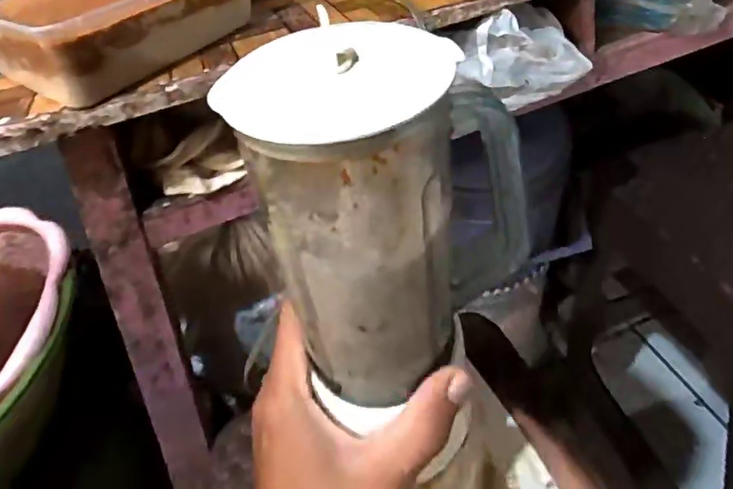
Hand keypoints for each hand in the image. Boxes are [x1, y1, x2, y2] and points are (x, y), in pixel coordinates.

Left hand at [253, 301, 471, 488]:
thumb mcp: (384, 472)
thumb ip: (422, 424)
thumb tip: (461, 375)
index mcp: (283, 389)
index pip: (291, 313)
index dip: (318, 284)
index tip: (354, 264)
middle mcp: (271, 394)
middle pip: (300, 333)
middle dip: (337, 312)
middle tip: (379, 293)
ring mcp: (275, 416)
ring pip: (302, 360)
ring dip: (335, 343)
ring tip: (378, 324)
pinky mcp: (284, 435)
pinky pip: (303, 385)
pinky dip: (329, 371)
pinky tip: (363, 374)